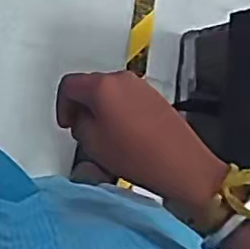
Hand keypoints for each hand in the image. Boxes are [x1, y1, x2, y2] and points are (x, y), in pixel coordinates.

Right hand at [55, 72, 226, 222]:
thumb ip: (78, 124)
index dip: (62, 105)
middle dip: (82, 105)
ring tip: (105, 133)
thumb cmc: (141, 157)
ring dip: (101, 107)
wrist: (186, 169)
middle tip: (81, 126)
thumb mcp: (92, 144)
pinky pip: (127, 96)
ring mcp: (140, 87)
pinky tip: (125, 133)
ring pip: (109, 91)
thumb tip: (81, 119)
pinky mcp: (155, 97)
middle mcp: (121, 79)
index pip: (69, 85)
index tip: (67, 121)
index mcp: (101, 86)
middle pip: (89, 85)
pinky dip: (120, 109)